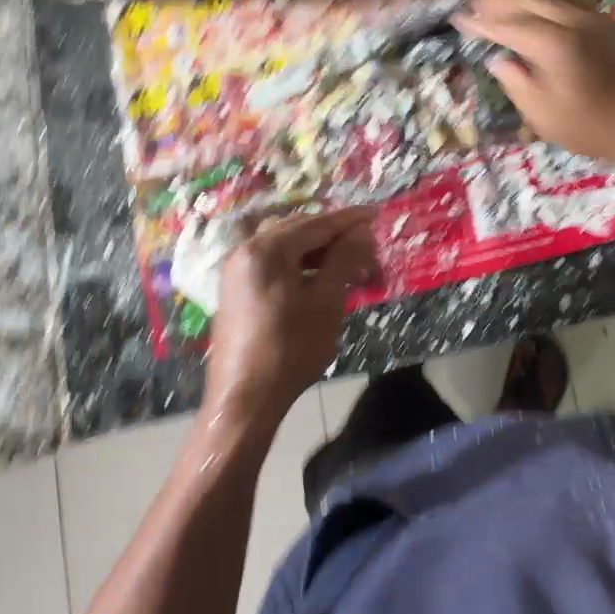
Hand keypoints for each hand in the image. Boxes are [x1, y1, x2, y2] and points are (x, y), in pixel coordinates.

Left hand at [205, 206, 378, 425]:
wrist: (245, 399)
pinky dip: (300, 265)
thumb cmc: (291, 348)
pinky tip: (322, 281)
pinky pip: (274, 264)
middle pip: (300, 231)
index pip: (317, 224)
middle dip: (336, 238)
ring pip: (287, 247)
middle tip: (368, 252)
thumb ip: (345, 258)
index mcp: (266, 249)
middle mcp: (246, 251)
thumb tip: (361, 230)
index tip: (377, 214)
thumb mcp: (328, 301)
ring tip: (350, 269)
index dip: (350, 220)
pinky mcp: (237, 290)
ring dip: (319, 252)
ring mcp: (237, 271)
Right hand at [453, 0, 614, 167]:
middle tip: (477, 0)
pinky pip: (575, 2)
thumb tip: (499, 60)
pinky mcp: (614, 26)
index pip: (508, 25)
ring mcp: (598, 20)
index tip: (459, 17)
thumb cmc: (594, 127)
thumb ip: (517, 83)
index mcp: (554, 44)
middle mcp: (575, 21)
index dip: (481, 22)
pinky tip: (547, 5)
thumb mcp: (544, 116)